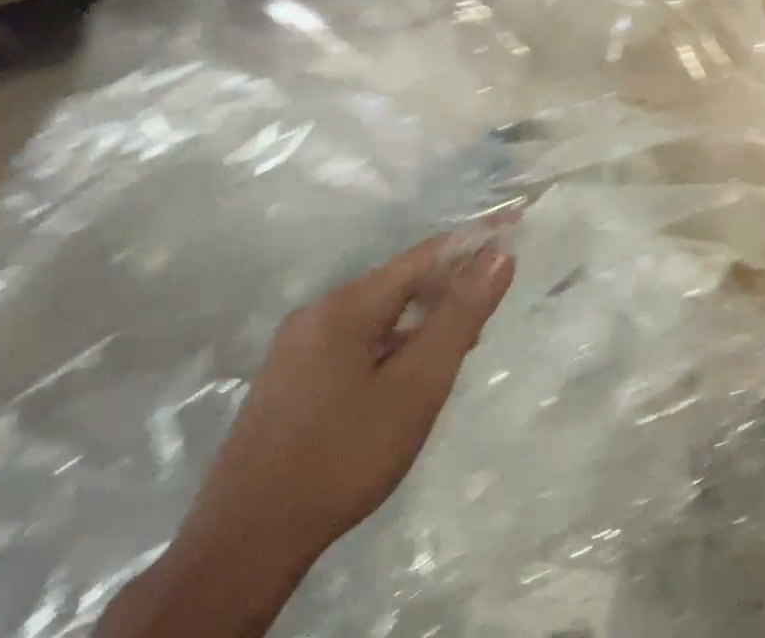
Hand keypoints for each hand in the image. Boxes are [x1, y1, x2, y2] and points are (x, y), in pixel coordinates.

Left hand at [96, 236, 514, 637]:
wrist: (248, 540)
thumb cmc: (346, 455)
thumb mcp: (418, 384)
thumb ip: (460, 316)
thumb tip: (499, 254)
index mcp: (344, 308)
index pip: (424, 256)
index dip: (474, 239)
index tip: (516, 224)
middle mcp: (316, 316)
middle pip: (399, 282)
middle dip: (452, 280)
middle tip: (499, 291)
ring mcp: (297, 350)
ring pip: (380, 316)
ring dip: (428, 317)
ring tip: (468, 337)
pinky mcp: (292, 382)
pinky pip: (360, 342)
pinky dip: (400, 343)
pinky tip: (415, 373)